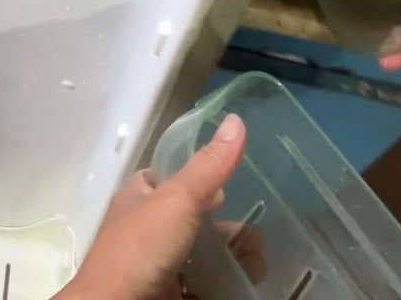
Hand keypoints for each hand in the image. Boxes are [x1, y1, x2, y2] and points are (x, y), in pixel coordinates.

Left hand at [62, 114, 247, 299]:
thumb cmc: (141, 248)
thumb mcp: (178, 199)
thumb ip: (209, 166)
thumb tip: (236, 118)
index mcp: (140, 197)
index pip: (175, 179)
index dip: (205, 182)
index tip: (236, 191)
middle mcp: (146, 230)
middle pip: (196, 223)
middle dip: (230, 232)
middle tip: (259, 242)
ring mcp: (156, 267)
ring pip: (202, 259)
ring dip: (233, 262)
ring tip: (258, 266)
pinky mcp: (168, 296)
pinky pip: (201, 286)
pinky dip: (223, 286)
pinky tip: (245, 285)